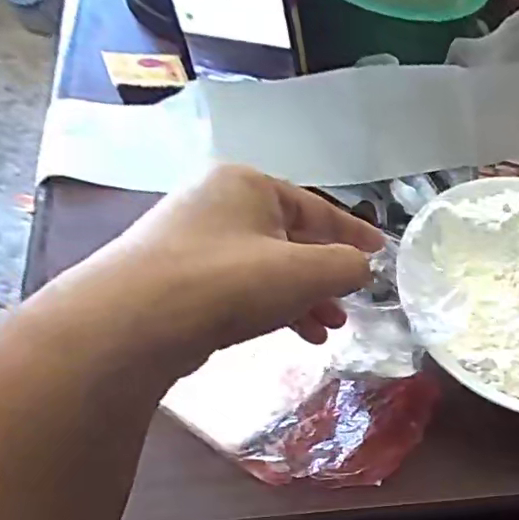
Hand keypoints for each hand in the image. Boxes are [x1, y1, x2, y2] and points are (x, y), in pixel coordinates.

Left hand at [39, 165, 385, 376]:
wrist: (137, 320)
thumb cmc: (230, 282)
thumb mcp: (306, 271)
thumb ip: (346, 266)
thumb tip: (362, 268)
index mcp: (249, 185)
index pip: (317, 206)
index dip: (353, 232)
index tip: (381, 253)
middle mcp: (221, 204)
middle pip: (293, 239)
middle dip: (327, 276)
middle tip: (351, 304)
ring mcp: (197, 241)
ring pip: (270, 268)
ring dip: (305, 298)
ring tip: (328, 330)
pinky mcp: (184, 278)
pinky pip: (245, 288)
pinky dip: (276, 308)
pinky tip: (294, 334)